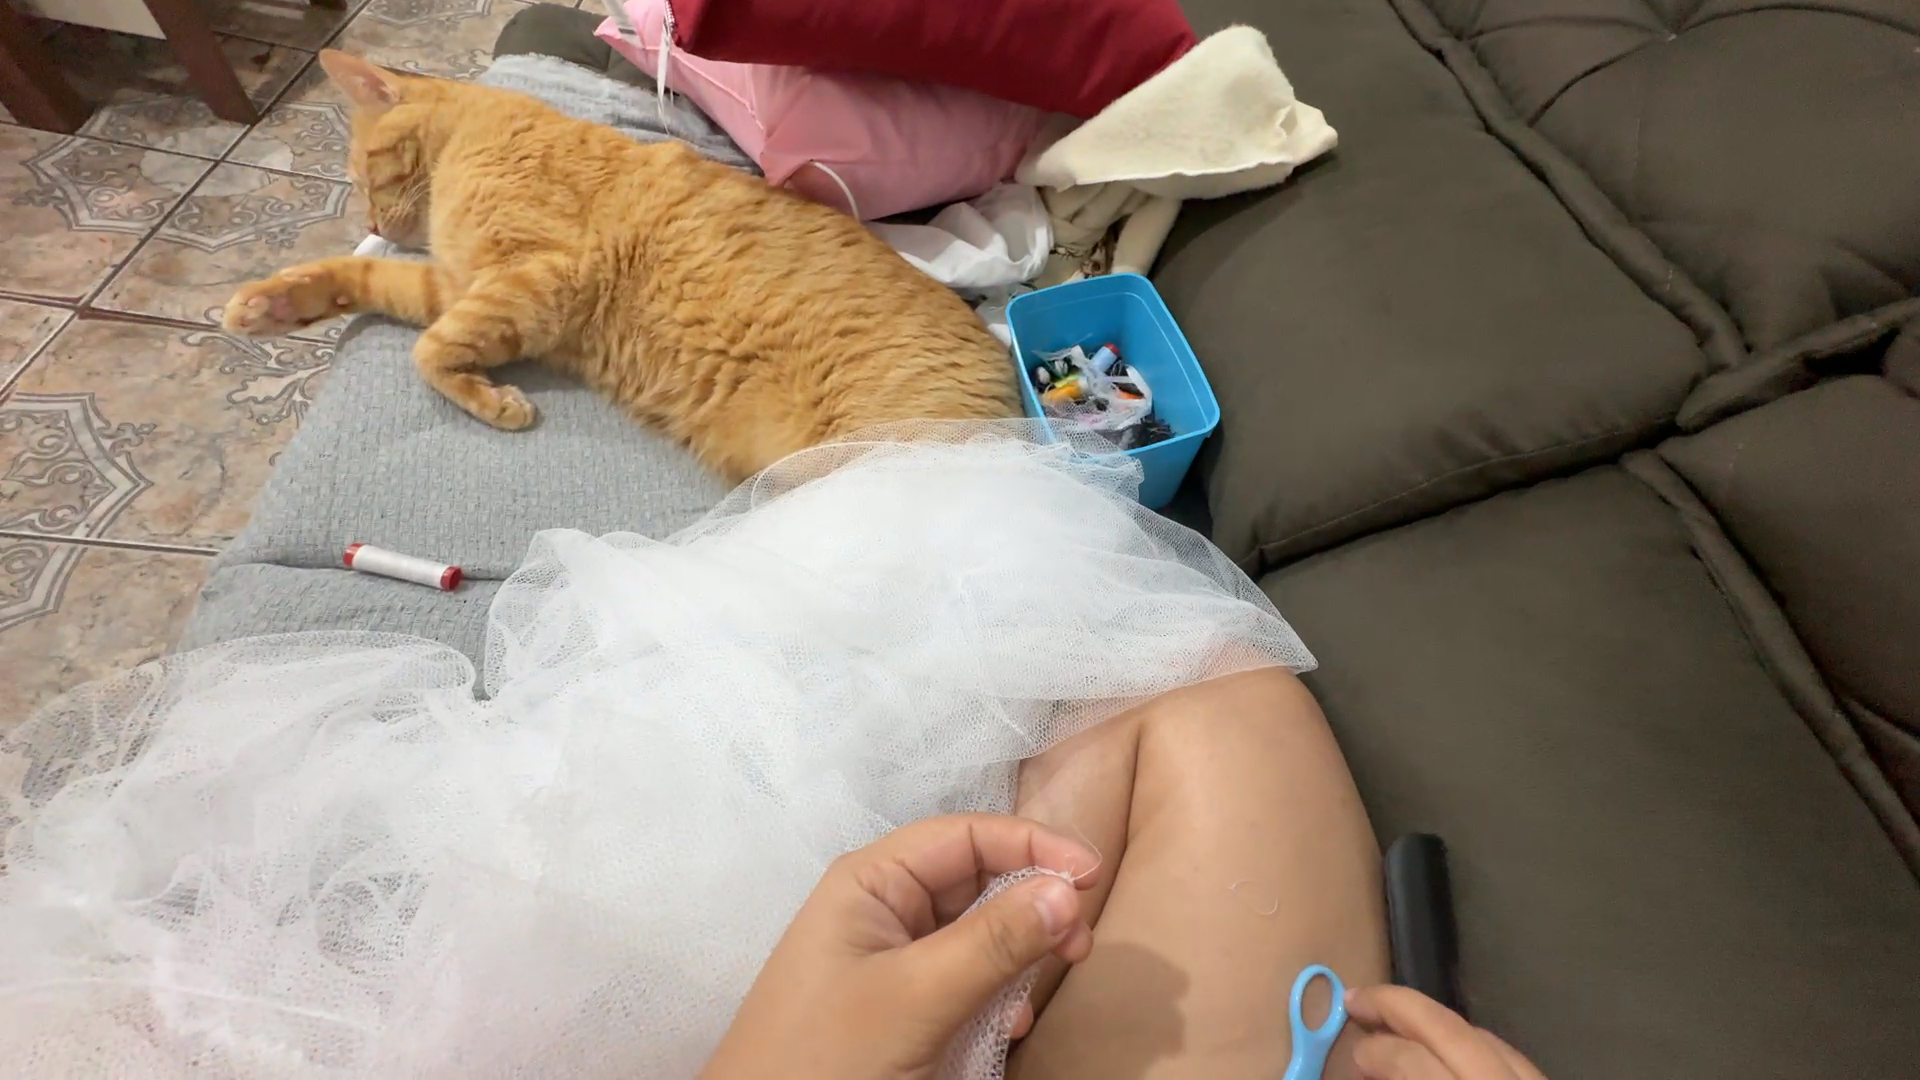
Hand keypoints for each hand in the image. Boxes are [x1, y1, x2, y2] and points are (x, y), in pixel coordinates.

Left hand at [701, 814, 1099, 1079]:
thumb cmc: (828, 1059)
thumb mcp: (914, 998)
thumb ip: (992, 942)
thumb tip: (1067, 889)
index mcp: (874, 879)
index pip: (965, 835)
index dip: (1030, 842)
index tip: (1091, 872)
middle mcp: (886, 904)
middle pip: (976, 878)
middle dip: (1031, 900)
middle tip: (1079, 941)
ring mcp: (896, 955)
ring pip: (977, 929)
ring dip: (1020, 949)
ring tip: (1053, 977)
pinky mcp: (905, 1002)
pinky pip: (966, 976)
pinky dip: (998, 990)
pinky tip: (1011, 1022)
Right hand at [1347, 985, 1547, 1079]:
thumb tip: (1368, 1063)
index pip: (1412, 1060)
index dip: (1376, 1050)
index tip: (1354, 1053)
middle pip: (1446, 1026)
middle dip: (1394, 1004)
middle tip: (1355, 1000)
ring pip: (1483, 1035)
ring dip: (1433, 1019)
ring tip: (1399, 1020)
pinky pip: (1513, 1057)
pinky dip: (1475, 1043)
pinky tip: (1453, 1048)